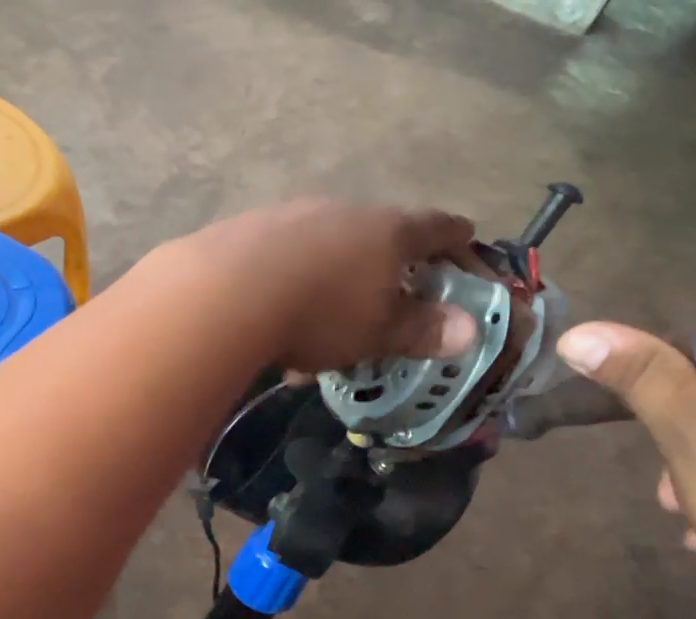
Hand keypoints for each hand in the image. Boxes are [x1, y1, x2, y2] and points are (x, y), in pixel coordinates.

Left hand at [173, 199, 483, 371]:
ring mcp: (287, 216)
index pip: (434, 226)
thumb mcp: (377, 331)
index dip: (453, 235)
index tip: (466, 235)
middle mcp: (340, 210)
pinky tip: (268, 317)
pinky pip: (275, 259)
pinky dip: (283, 283)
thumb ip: (420, 329)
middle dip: (381, 259)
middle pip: (373, 231)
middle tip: (386, 286)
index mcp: (386, 229)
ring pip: (319, 245)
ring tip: (319, 317)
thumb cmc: (321, 313)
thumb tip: (469, 331)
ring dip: (327, 274)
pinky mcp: (241, 232)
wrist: (225, 293)